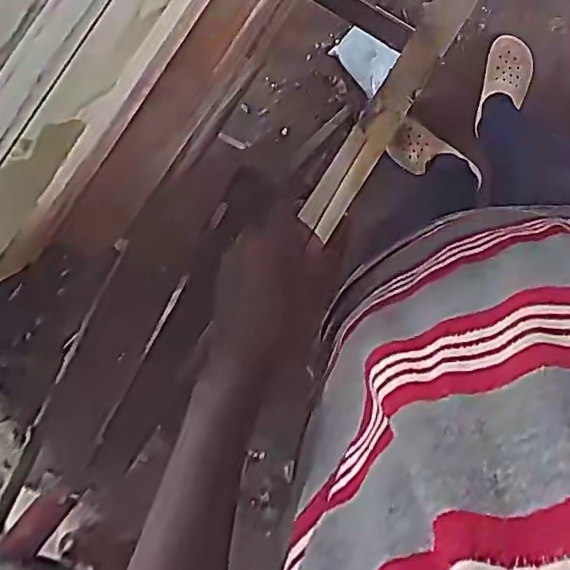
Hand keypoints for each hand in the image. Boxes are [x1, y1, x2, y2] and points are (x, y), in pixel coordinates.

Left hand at [205, 205, 323, 389]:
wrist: (244, 367)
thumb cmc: (289, 323)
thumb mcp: (322, 283)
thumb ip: (335, 245)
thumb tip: (346, 218)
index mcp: (273, 233)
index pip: (293, 202)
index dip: (311, 208)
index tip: (326, 219)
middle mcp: (247, 238)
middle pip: (277, 222)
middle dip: (297, 234)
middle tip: (316, 256)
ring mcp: (231, 258)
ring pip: (263, 243)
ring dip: (280, 252)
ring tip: (297, 279)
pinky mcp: (223, 279)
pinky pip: (251, 261)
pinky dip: (264, 268)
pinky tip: (276, 294)